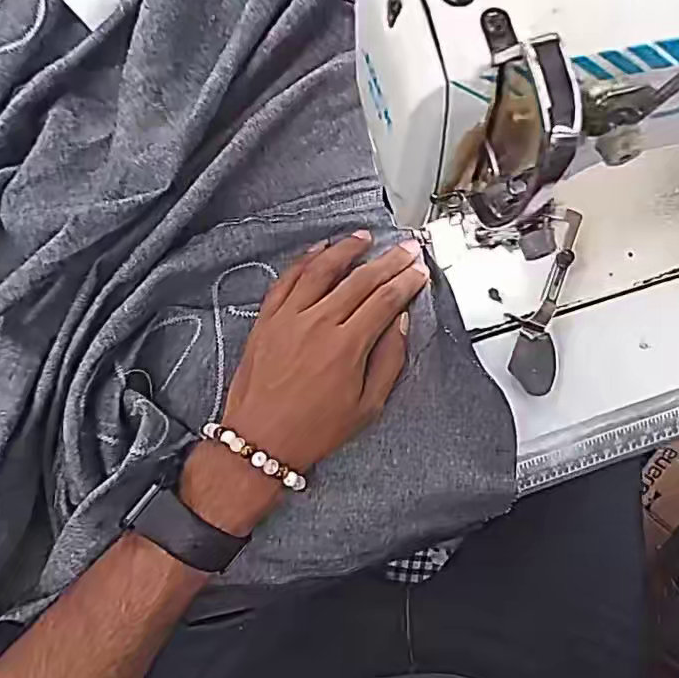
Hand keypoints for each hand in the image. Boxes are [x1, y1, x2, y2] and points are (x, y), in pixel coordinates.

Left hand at [179, 231, 428, 534]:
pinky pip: (287, 278)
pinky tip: (319, 249)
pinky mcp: (267, 319)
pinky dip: (305, 259)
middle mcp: (318, 324)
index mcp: (346, 346)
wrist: (260, 440)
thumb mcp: (366, 407)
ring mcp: (288, 317)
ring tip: (365, 237)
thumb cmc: (312, 429)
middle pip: (360, 280)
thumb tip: (401, 325)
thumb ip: (388, 361)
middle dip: (389, 261)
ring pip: (322, 269)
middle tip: (405, 249)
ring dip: (347, 249)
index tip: (418, 272)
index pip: (385, 300)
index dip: (406, 282)